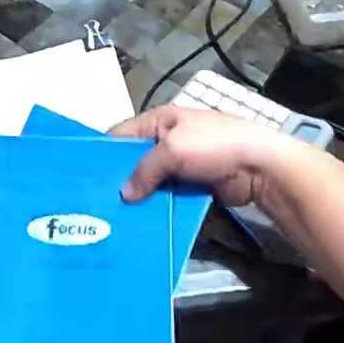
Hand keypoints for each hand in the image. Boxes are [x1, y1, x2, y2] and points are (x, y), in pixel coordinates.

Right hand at [110, 106, 307, 217]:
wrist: (259, 165)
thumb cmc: (212, 145)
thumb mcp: (172, 149)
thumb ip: (144, 169)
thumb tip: (124, 194)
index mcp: (161, 120)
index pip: (123, 133)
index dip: (105, 151)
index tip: (84, 175)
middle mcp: (168, 139)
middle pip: (135, 159)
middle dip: (120, 178)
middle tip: (96, 203)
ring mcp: (181, 164)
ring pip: (150, 181)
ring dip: (138, 197)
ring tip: (113, 218)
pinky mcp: (192, 186)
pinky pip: (168, 196)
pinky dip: (157, 207)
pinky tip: (140, 223)